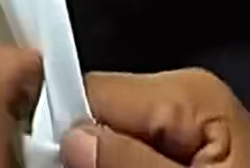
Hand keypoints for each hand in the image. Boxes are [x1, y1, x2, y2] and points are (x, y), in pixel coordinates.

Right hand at [60, 70, 249, 167]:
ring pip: (114, 134)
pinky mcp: (193, 152)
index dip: (71, 126)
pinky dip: (126, 166)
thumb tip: (71, 136)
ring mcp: (190, 127)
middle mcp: (185, 99)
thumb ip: (136, 163)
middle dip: (92, 148)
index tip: (56, 160)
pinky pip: (138, 149)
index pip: (94, 89)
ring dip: (106, 160)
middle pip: (102, 111)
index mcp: (190, 93)